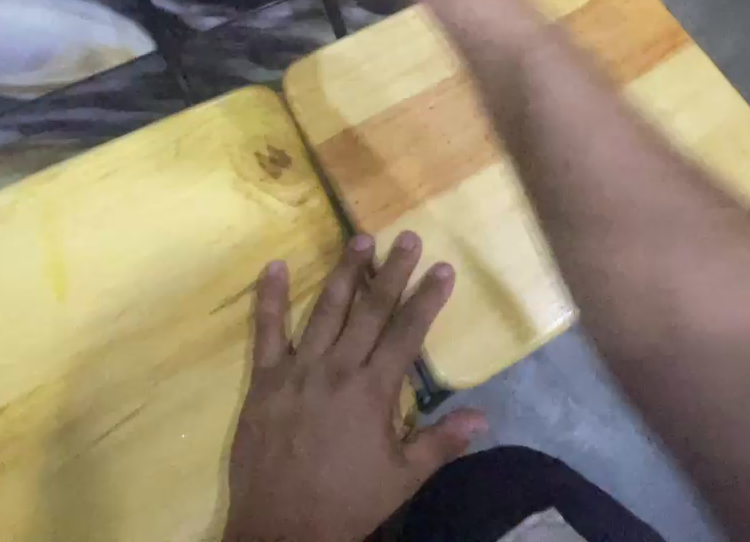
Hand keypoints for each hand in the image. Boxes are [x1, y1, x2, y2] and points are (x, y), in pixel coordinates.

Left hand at [223, 232, 487, 541]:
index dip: (427, 298)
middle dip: (392, 271)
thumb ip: (440, 442)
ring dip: (345, 271)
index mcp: (373, 391)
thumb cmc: (346, 503)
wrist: (281, 531)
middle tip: (406, 237)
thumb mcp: (402, 479)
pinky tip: (275, 265)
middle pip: (371, 310)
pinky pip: (266, 331)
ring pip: (326, 309)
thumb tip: (483, 416)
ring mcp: (299, 369)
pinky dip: (270, 298)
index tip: (443, 268)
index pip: (407, 332)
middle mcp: (338, 369)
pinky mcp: (265, 378)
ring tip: (360, 238)